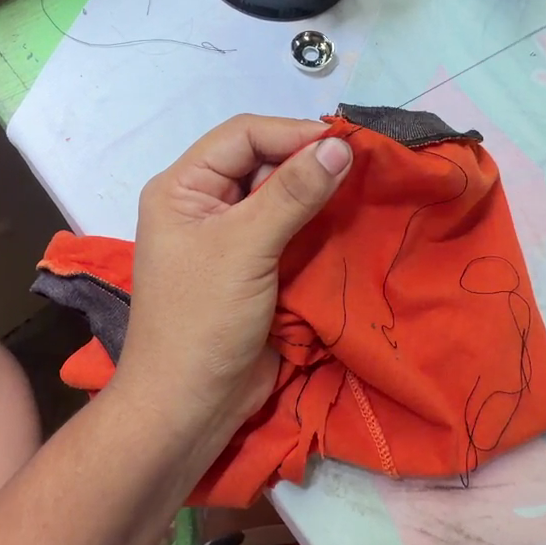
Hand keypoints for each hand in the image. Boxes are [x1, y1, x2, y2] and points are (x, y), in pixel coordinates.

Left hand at [112, 115, 352, 449]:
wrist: (188, 410)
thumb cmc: (203, 320)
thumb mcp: (246, 248)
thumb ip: (293, 193)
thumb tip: (340, 146)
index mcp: (182, 187)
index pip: (241, 137)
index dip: (290, 134)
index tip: (343, 144)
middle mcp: (203, 203)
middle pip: (260, 161)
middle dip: (306, 161)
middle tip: (360, 164)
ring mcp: (228, 236)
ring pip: (278, 195)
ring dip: (316, 193)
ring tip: (363, 186)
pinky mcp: (254, 266)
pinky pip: (288, 230)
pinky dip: (317, 224)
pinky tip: (349, 220)